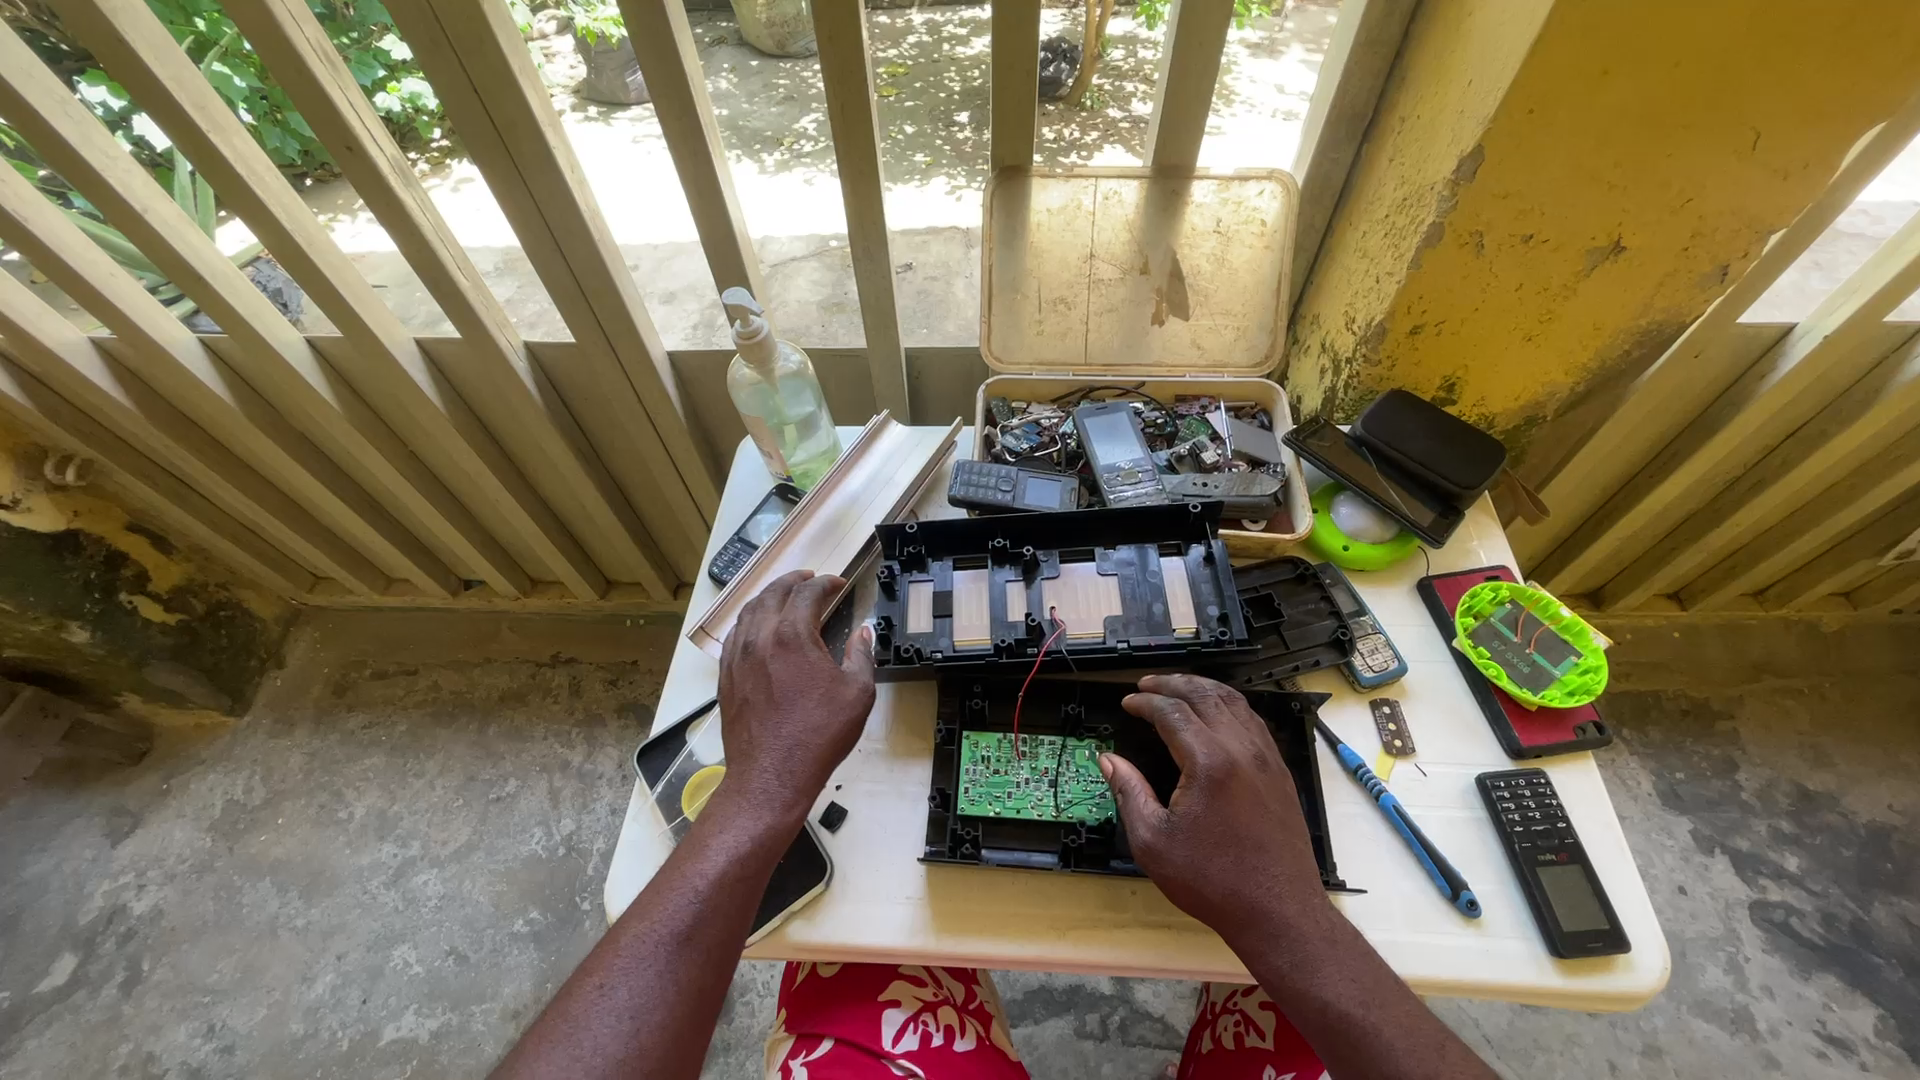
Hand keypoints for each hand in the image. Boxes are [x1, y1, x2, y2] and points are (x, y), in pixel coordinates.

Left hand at [715, 570, 875, 825]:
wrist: (771, 775)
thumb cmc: (819, 735)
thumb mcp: (857, 694)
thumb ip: (861, 656)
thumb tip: (863, 632)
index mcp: (793, 636)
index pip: (808, 593)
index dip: (826, 583)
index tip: (839, 583)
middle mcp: (760, 637)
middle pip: (773, 593)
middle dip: (794, 581)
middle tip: (810, 578)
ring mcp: (738, 656)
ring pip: (750, 611)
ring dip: (770, 596)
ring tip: (785, 596)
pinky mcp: (726, 676)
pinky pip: (736, 635)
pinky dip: (751, 620)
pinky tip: (760, 627)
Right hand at [1102, 674, 1334, 944]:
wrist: (1279, 912)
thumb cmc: (1212, 881)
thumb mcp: (1153, 842)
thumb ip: (1130, 793)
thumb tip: (1109, 760)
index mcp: (1209, 762)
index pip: (1172, 712)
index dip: (1145, 702)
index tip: (1127, 703)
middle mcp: (1241, 749)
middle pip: (1205, 696)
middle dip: (1172, 684)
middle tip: (1147, 685)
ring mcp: (1266, 758)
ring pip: (1234, 703)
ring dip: (1202, 689)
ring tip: (1178, 688)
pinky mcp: (1280, 772)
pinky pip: (1253, 721)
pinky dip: (1229, 705)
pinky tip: (1216, 713)